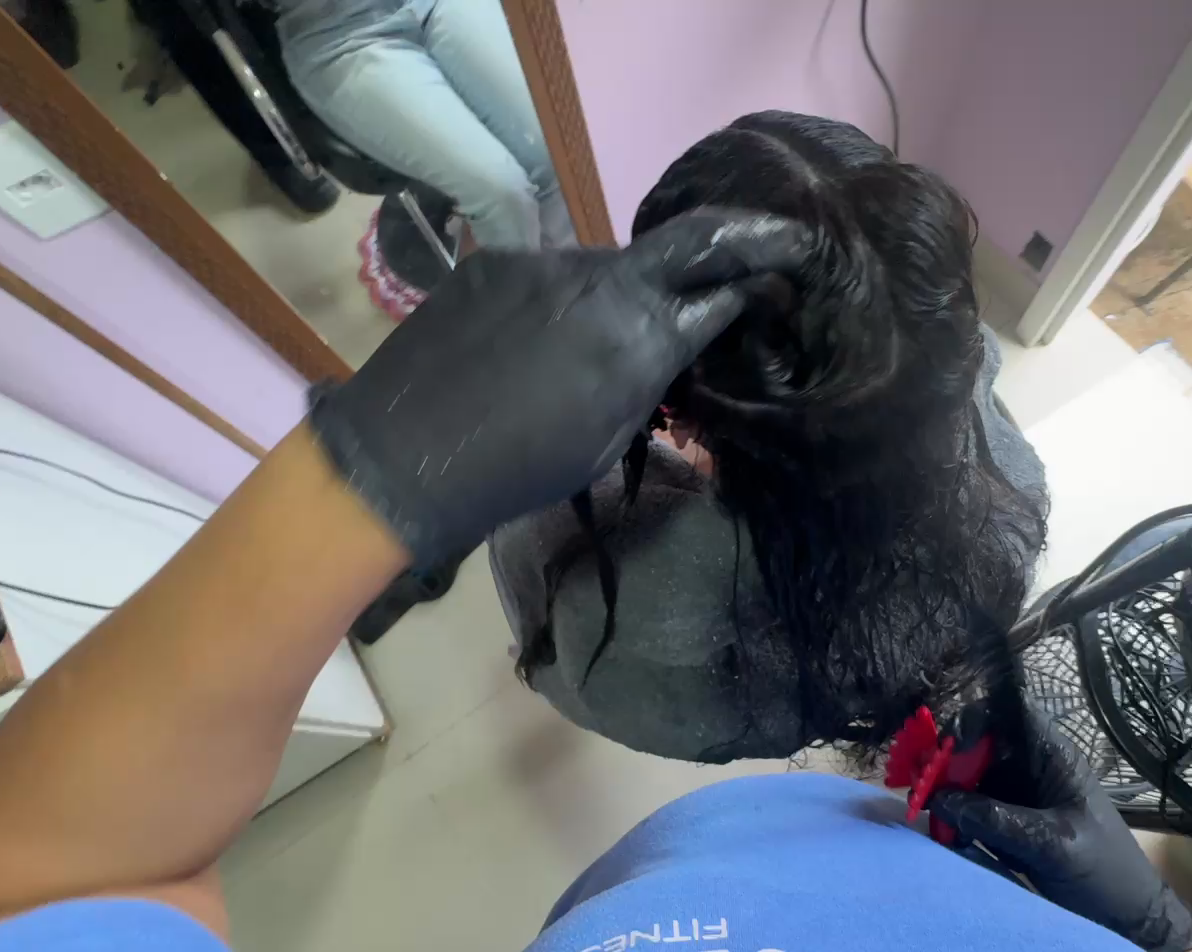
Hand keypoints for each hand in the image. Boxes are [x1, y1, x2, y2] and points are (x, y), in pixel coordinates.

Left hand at [308, 209, 814, 565]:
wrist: (408, 456)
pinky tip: (543, 331)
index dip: (759, 279)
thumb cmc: (521, 472)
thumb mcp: (607, 440)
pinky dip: (566, 295)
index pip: (721, 294)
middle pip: (685, 243)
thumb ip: (647, 379)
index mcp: (641, 343)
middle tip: (766, 239)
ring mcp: (546, 264)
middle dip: (735, 240)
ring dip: (627, 287)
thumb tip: (669, 344)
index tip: (783, 272)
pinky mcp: (497, 260)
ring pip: (610, 264)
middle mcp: (604, 285)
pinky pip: (552, 271)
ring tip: (609, 325)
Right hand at [930, 705, 1191, 951]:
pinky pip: (969, 802)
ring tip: (925, 809)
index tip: (948, 747)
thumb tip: (938, 801)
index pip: (1007, 710)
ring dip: (943, 787)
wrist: (1129, 922)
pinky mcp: (1006, 817)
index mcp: (1051, 755)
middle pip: (977, 740)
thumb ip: (996, 820)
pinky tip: (941, 830)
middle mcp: (1029, 764)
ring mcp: (1016, 791)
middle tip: (919, 782)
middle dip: (946, 756)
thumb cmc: (1104, 874)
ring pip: (967, 771)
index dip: (974, 718)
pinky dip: (950, 812)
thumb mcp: (1051, 845)